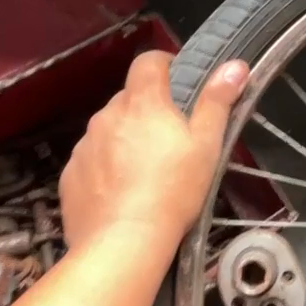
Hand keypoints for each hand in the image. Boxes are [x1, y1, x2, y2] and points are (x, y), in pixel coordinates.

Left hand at [60, 51, 248, 252]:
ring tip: (147, 171)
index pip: (148, 61)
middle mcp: (108, 115)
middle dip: (149, 109)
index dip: (165, 65)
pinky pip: (92, 159)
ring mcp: (85, 146)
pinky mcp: (70, 176)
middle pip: (129, 97)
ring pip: (109, 128)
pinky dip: (106, 166)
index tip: (180, 86)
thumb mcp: (207, 145)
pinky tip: (122, 192)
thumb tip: (235, 64)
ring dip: (126, 137)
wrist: (122, 245)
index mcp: (143, 102)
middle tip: (172, 139)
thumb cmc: (174, 190)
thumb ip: (218, 101)